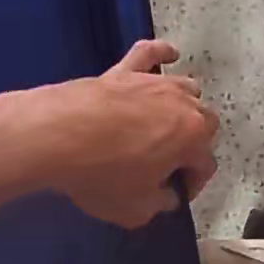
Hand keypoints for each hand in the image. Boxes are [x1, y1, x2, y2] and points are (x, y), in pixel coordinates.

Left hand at [8, 40, 219, 228]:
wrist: (58, 136)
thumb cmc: (103, 176)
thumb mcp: (136, 209)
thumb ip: (159, 203)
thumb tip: (166, 196)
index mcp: (193, 139)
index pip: (206, 164)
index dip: (192, 184)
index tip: (175, 195)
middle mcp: (182, 105)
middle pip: (204, 123)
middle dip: (194, 144)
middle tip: (170, 163)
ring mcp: (153, 83)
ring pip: (186, 89)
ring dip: (184, 107)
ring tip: (169, 122)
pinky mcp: (125, 70)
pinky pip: (150, 54)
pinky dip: (161, 54)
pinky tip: (169, 55)